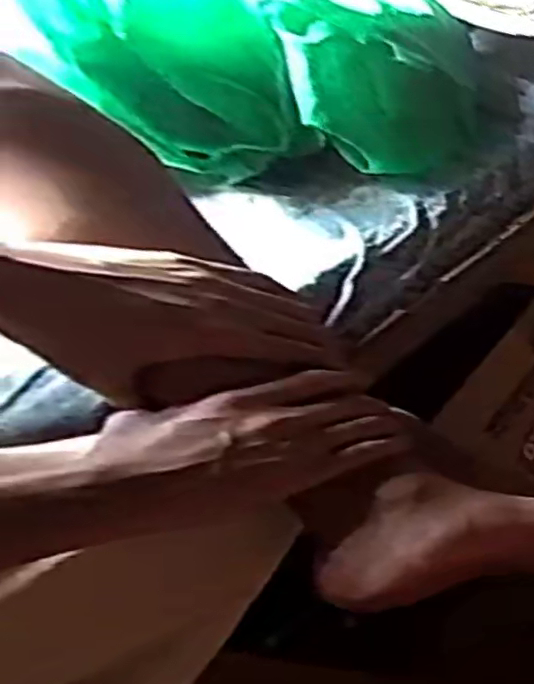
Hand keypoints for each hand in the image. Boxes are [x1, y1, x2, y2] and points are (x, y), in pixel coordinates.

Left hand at [0, 242, 343, 404]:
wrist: (15, 278)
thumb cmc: (65, 336)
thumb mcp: (115, 382)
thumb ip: (169, 399)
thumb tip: (197, 421)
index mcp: (213, 335)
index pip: (296, 349)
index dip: (329, 365)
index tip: (350, 380)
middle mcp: (224, 304)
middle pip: (303, 325)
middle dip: (330, 346)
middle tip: (345, 365)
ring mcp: (209, 279)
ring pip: (286, 302)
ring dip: (312, 323)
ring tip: (325, 340)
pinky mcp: (193, 263)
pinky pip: (259, 281)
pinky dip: (284, 298)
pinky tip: (290, 308)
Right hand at [86, 370, 410, 522]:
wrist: (123, 486)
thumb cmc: (125, 455)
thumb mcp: (153, 416)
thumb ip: (177, 408)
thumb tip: (157, 408)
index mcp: (243, 397)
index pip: (313, 378)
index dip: (345, 378)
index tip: (361, 379)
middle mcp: (277, 415)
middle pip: (348, 400)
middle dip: (372, 403)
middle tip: (387, 407)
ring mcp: (294, 443)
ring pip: (362, 423)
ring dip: (387, 422)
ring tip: (403, 423)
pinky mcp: (304, 472)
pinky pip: (362, 453)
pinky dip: (388, 444)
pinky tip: (405, 442)